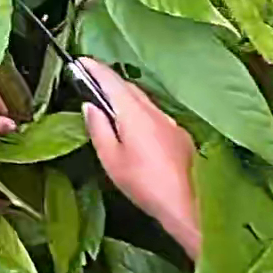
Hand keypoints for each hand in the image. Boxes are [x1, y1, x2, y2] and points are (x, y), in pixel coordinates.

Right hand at [78, 58, 201, 259]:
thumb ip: (98, 128)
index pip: (113, 81)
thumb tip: (90, 106)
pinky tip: (133, 128)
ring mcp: (173, 125)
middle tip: (89, 81)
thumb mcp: (110, 158)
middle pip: (130, 88)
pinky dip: (139, 112)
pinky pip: (155, 116)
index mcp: (135, 115)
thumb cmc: (145, 185)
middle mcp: (157, 114)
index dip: (95, 68)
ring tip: (108, 105)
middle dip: (109, 80)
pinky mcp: (182, 138)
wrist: (192, 211)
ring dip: (125, 97)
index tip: (80, 60)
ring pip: (144, 102)